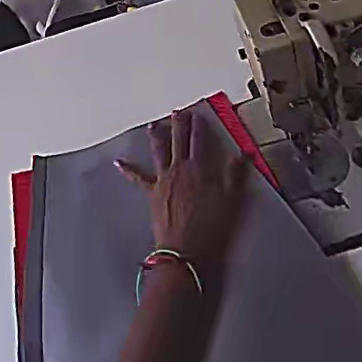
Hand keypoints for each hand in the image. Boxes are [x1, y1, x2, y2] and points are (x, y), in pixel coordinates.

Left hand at [116, 109, 250, 271]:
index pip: (199, 140)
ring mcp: (163, 179)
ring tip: (155, 125)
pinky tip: (118, 162)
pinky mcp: (152, 192)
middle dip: (179, 124)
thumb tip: (243, 154)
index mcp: (199, 168)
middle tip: (178, 112)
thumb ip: (234, 174)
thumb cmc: (209, 227)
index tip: (198, 114)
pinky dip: (128, 169)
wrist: (184, 250)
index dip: (199, 126)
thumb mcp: (230, 200)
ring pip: (159, 151)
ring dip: (157, 136)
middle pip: (178, 140)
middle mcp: (179, 168)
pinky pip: (137, 178)